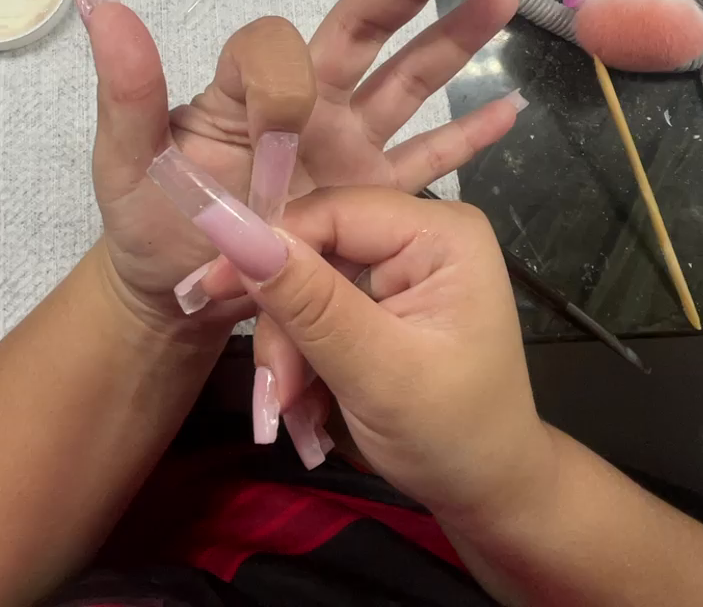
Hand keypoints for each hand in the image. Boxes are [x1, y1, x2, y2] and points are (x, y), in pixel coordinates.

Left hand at [72, 0, 525, 340]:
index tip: (269, 120)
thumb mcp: (125, 159)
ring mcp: (346, 148)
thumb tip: (105, 3)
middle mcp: (308, 105)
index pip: (279, 45)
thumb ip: (127, 90)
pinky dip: (468, 136)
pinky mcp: (371, 196)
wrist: (176, 291)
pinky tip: (511, 108)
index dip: (278, 73)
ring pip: (410, 81)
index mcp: (251, 89)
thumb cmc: (148, 222)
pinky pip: (427, 160)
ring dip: (457, 37)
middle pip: (365, 28)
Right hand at [236, 187, 551, 521]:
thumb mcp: (376, 373)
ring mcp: (403, 262)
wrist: (486, 492)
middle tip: (274, 387)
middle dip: (287, 318)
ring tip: (291, 404)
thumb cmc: (452, 436)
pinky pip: (319, 301)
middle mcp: (422, 232)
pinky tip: (305, 396)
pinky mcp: (384, 291)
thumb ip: (309, 302)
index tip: (215, 289)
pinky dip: (302, 349)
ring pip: (309, 278)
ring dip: (290, 344)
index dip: (270, 243)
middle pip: (317, 246)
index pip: (335, 211)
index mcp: (442, 233)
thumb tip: (237, 233)